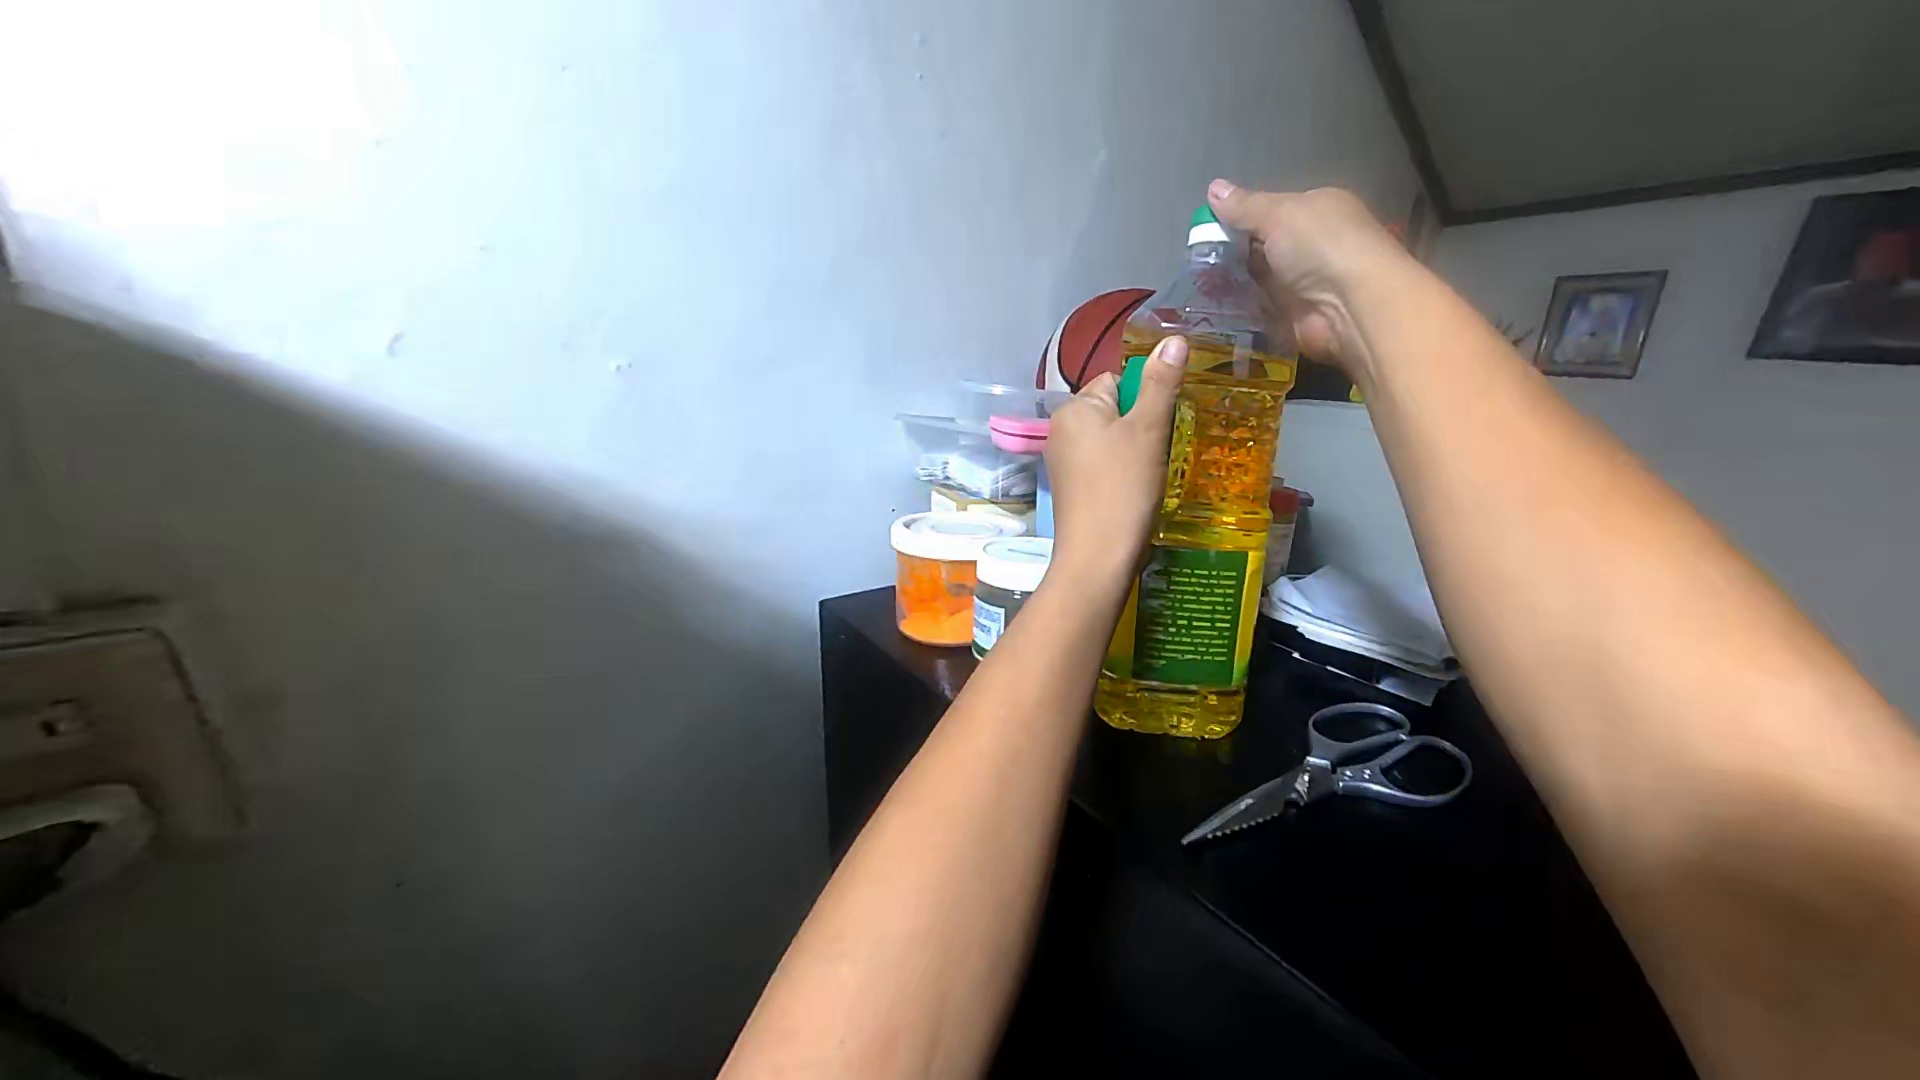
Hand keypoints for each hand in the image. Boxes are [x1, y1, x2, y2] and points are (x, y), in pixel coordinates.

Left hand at [1043, 334, 1186, 590]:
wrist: (1098, 555)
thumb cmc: (1123, 487)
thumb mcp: (1148, 429)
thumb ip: (1161, 383)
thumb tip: (1174, 339)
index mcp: (1073, 408)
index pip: (1117, 381)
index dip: (1146, 397)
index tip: (1164, 423)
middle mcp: (1060, 430)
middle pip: (1114, 410)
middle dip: (1142, 424)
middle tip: (1162, 449)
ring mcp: (1063, 461)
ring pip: (1111, 439)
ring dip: (1137, 449)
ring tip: (1151, 472)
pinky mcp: (1071, 487)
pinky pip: (1103, 464)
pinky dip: (1122, 471)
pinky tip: (1137, 489)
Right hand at [1206, 179, 1407, 383]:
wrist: (1350, 306)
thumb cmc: (1320, 247)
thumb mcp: (1278, 214)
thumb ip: (1244, 207)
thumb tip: (1213, 187)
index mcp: (1314, 210)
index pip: (1268, 211)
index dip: (1236, 219)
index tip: (1203, 232)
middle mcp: (1309, 245)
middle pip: (1259, 247)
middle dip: (1228, 254)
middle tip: (1192, 262)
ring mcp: (1300, 282)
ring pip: (1254, 279)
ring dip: (1229, 284)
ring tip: (1193, 286)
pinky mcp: (1290, 315)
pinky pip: (1256, 308)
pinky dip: (1236, 309)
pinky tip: (1209, 309)